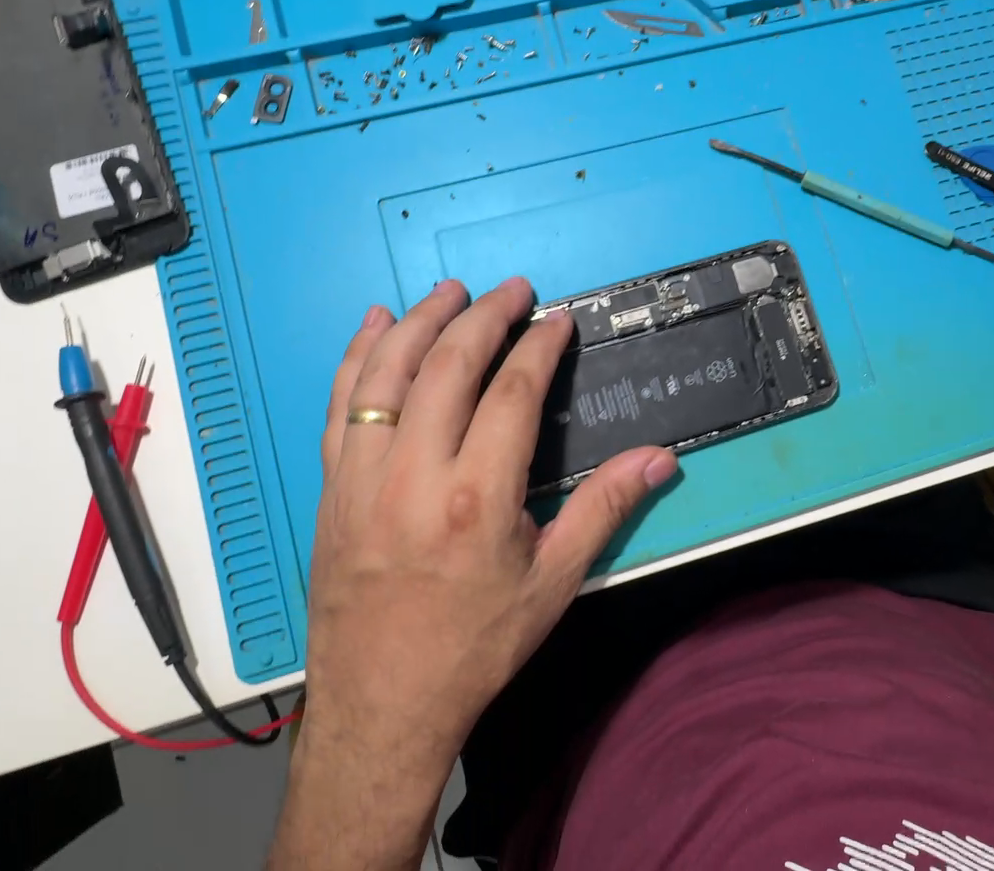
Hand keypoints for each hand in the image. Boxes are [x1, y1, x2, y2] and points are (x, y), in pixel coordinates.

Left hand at [272, 278, 676, 870]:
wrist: (383, 704)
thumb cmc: (477, 644)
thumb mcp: (555, 582)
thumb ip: (605, 508)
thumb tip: (660, 458)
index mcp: (477, 497)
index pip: (512, 393)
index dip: (538, 347)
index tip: (556, 320)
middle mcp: (414, 474)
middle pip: (447, 367)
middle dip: (484, 317)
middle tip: (512, 289)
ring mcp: (362, 478)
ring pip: (387, 375)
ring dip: (419, 322)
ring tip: (450, 292)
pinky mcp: (332, 488)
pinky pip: (341, 406)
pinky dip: (359, 358)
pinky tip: (374, 327)